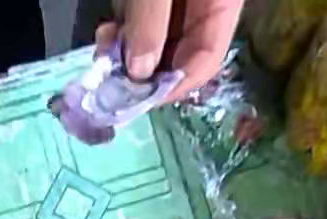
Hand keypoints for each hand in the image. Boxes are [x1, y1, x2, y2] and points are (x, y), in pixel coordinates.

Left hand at [96, 0, 244, 104]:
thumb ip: (151, 22)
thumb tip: (138, 73)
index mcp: (222, 0)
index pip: (206, 59)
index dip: (174, 86)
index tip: (141, 101)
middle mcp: (205, 3)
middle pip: (180, 54)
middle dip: (144, 71)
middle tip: (113, 79)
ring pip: (158, 39)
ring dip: (128, 53)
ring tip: (105, 51)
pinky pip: (144, 18)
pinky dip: (125, 30)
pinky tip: (107, 33)